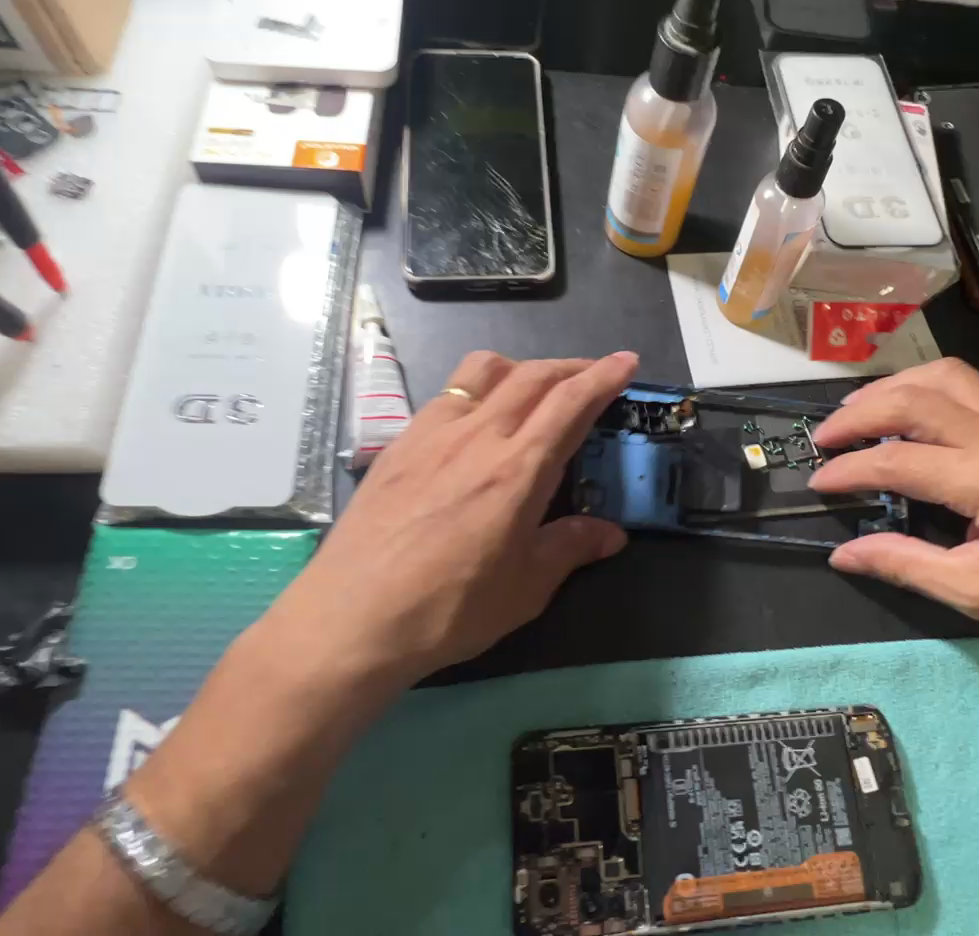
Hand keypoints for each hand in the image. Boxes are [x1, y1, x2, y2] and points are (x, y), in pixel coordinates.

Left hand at [272, 351, 639, 681]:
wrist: (352, 617)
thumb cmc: (448, 610)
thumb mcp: (524, 589)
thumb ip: (569, 549)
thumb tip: (610, 534)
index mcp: (518, 470)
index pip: (570, 403)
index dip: (604, 376)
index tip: (625, 360)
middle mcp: (478, 436)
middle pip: (533, 376)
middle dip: (572, 367)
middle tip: (594, 375)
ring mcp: (432, 433)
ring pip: (484, 370)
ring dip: (520, 367)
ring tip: (533, 388)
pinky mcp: (399, 443)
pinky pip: (447, 395)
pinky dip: (477, 389)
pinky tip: (474, 421)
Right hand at [806, 359, 978, 676]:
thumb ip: (905, 564)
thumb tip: (843, 554)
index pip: (898, 459)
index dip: (849, 468)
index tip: (819, 482)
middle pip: (917, 397)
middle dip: (860, 412)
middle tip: (826, 436)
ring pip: (948, 376)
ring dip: (896, 388)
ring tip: (862, 413)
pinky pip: (974, 389)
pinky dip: (929, 393)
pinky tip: (914, 418)